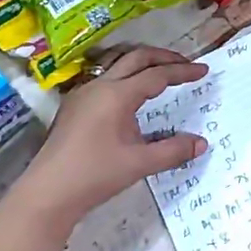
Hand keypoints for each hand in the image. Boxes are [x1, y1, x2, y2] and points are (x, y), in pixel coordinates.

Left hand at [10, 47, 207, 231]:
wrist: (46, 194)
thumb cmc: (94, 176)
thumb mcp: (139, 164)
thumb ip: (173, 151)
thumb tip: (202, 143)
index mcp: (117, 95)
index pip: (157, 75)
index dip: (182, 71)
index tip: (203, 70)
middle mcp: (100, 86)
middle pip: (136, 57)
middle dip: (163, 57)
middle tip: (185, 63)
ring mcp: (83, 94)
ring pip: (118, 64)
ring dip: (142, 62)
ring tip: (161, 71)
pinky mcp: (74, 105)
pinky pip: (105, 77)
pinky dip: (126, 75)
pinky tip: (131, 94)